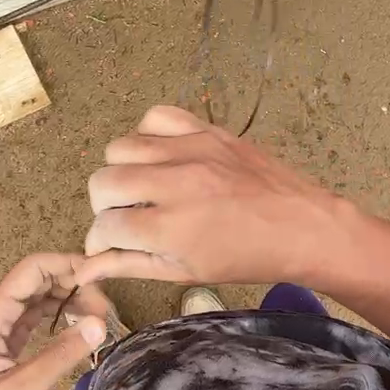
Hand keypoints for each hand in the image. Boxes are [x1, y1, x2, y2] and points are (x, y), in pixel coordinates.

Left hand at [0, 254, 110, 389]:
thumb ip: (59, 357)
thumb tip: (99, 325)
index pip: (32, 268)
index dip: (68, 264)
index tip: (103, 277)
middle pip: (38, 278)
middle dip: (74, 284)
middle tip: (106, 310)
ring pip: (37, 296)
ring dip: (68, 300)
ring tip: (98, 319)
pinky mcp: (1, 340)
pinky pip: (32, 314)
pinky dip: (57, 315)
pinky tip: (77, 327)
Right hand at [82, 106, 354, 286]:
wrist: (303, 226)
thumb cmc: (246, 259)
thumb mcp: (186, 272)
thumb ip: (131, 265)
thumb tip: (86, 267)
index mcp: (170, 228)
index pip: (104, 225)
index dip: (100, 240)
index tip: (111, 244)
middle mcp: (174, 182)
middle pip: (102, 182)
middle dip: (105, 205)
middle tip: (129, 217)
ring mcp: (191, 149)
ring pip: (120, 148)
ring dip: (122, 171)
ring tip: (145, 187)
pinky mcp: (207, 129)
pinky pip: (155, 117)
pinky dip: (149, 137)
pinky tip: (162, 157)